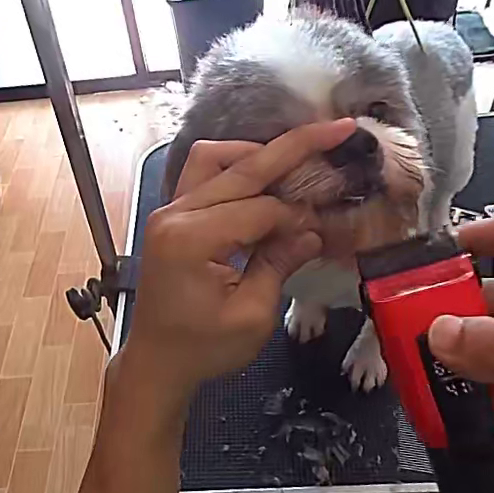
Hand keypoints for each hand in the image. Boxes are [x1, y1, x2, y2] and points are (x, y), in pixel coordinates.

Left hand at [123, 119, 355, 395]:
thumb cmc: (203, 348)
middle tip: (336, 130)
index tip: (319, 230)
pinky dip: (239, 169)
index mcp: (192, 240)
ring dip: (259, 153)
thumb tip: (311, 230)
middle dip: (294, 147)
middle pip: (241, 166)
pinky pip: (205, 175)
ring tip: (297, 160)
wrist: (157, 363)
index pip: (259, 209)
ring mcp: (170, 211)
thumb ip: (280, 264)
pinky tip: (266, 179)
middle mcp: (176, 214)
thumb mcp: (253, 315)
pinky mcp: (173, 217)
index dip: (296, 217)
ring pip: (216, 157)